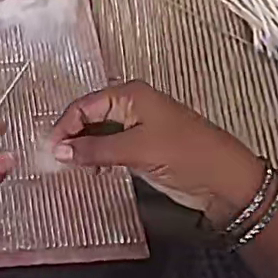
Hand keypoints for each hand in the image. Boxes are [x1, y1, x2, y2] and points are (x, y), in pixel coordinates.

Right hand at [50, 81, 266, 219]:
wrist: (226, 182)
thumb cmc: (187, 155)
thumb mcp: (137, 150)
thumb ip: (95, 149)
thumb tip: (59, 151)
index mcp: (130, 95)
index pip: (83, 106)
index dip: (64, 126)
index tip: (51, 150)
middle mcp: (131, 105)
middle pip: (87, 116)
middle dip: (70, 136)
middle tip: (56, 160)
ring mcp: (135, 126)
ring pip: (96, 132)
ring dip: (82, 148)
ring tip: (71, 167)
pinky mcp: (140, 146)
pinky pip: (107, 146)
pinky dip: (95, 156)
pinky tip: (90, 169)